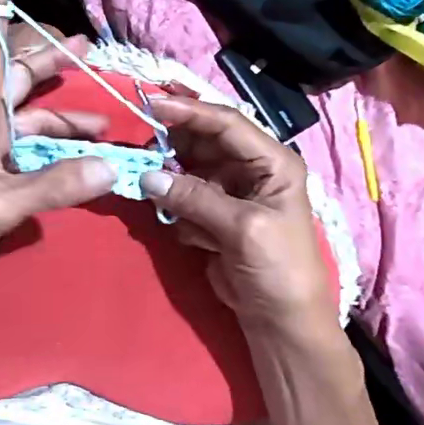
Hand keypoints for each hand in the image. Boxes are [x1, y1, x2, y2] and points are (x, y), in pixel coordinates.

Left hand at [0, 0, 115, 292]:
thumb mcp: (1, 205)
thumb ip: (54, 184)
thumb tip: (108, 166)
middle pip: (18, 75)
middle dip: (49, 59)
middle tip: (85, 47)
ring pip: (30, 114)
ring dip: (64, 114)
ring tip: (103, 120)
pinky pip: (31, 144)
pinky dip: (57, 145)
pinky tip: (82, 155)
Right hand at [138, 97, 336, 333]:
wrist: (280, 319)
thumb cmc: (278, 268)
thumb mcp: (242, 228)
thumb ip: (195, 198)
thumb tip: (147, 176)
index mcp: (272, 162)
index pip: (226, 123)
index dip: (189, 111)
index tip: (151, 105)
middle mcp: (251, 169)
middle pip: (203, 142)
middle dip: (174, 146)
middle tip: (143, 152)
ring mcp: (229, 192)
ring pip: (188, 170)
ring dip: (172, 182)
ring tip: (159, 196)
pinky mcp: (212, 215)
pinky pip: (183, 198)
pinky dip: (178, 211)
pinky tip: (193, 237)